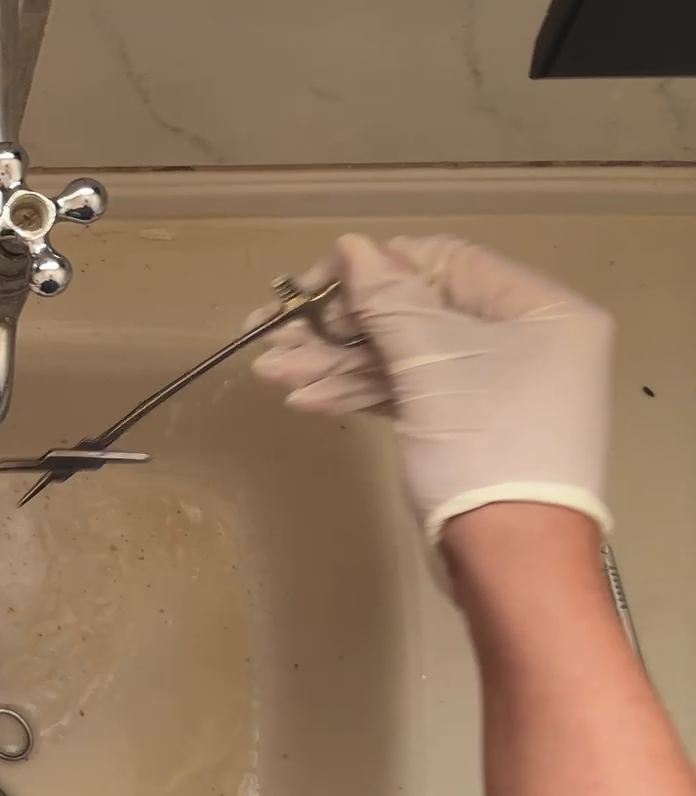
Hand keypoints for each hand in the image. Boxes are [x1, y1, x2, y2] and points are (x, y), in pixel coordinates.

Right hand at [252, 234, 614, 543]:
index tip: (303, 292)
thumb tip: (351, 248)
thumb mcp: (434, 361)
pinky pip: (393, 389)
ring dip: (327, 363)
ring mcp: (478, 381)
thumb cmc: (485, 439)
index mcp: (532, 308)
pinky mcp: (448, 417)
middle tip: (268, 338)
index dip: (367, 271)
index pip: (438, 263)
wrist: (504, 541)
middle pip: (405, 313)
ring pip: (390, 356)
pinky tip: (305, 400)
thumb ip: (390, 301)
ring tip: (270, 373)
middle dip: (333, 327)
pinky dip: (348, 392)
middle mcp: (511, 336)